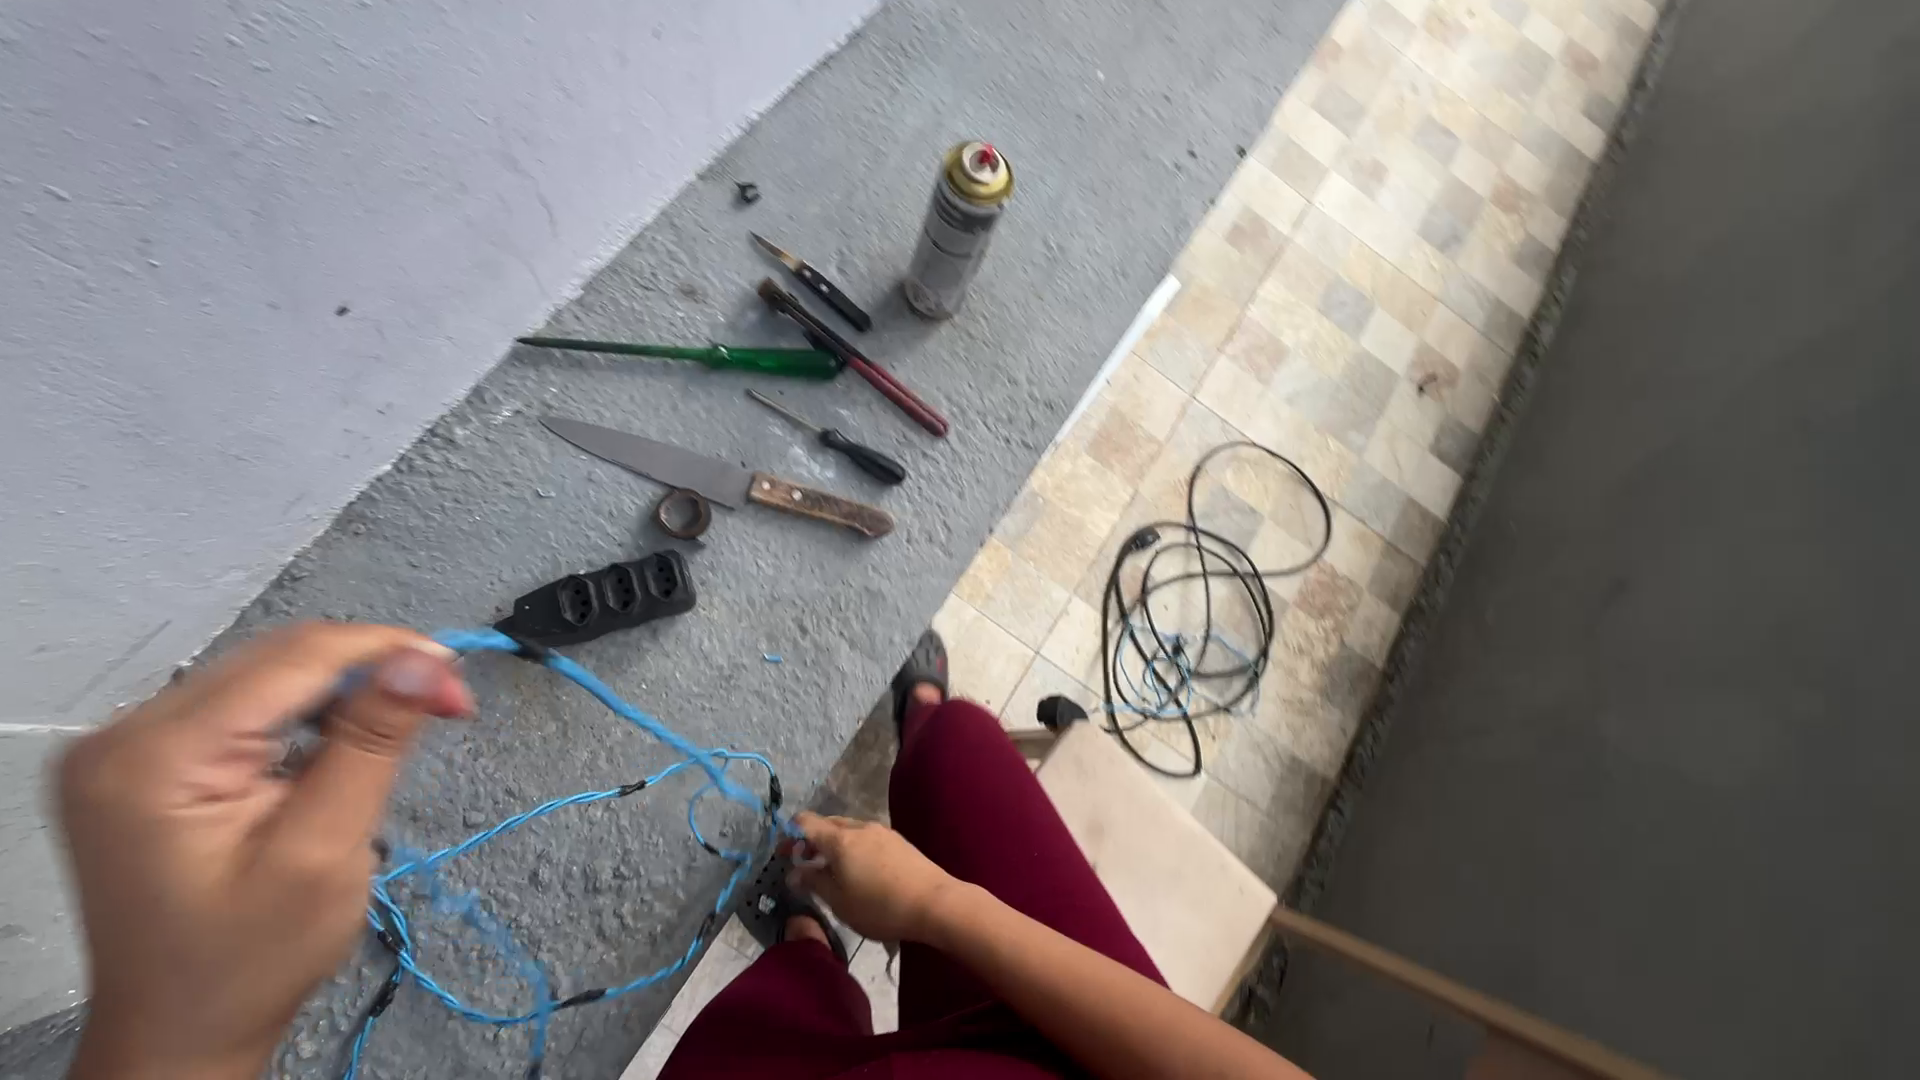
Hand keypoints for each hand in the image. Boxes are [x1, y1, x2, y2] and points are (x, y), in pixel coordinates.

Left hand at [57, 622, 472, 1079]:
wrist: (181, 1030)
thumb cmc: (253, 956)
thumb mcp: (326, 848)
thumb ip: (372, 743)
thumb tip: (424, 660)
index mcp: (157, 755)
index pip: (297, 657)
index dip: (391, 652)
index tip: (459, 685)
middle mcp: (127, 733)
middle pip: (283, 657)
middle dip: (378, 669)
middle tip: (449, 705)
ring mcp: (133, 745)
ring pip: (276, 672)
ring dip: (354, 687)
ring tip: (409, 722)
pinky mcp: (155, 759)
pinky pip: (256, 701)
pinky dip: (319, 708)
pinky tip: (349, 739)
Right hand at [784, 811, 964, 943]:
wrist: (933, 902)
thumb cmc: (879, 906)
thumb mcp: (839, 901)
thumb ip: (814, 882)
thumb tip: (793, 871)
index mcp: (840, 839)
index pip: (806, 822)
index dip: (789, 834)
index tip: (782, 853)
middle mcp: (859, 827)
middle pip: (827, 824)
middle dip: (811, 840)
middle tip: (802, 864)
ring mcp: (881, 831)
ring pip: (847, 830)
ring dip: (832, 844)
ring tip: (829, 870)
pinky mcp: (897, 840)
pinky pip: (865, 837)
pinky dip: (851, 847)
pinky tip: (856, 869)